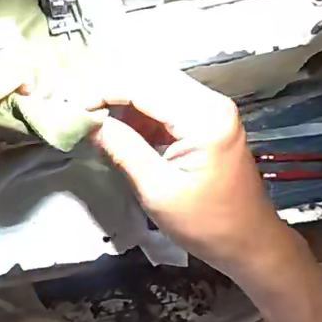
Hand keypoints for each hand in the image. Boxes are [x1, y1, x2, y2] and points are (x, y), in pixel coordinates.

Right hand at [90, 66, 300, 278]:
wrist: (249, 242)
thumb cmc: (205, 223)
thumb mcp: (157, 189)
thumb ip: (122, 149)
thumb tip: (86, 122)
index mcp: (204, 118)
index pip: (143, 87)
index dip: (103, 93)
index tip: (72, 110)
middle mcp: (211, 103)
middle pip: (150, 79)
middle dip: (111, 92)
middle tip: (78, 112)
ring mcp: (211, 110)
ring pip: (155, 88)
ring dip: (123, 102)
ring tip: (94, 122)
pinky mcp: (205, 120)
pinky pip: (164, 104)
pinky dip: (138, 114)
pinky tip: (120, 132)